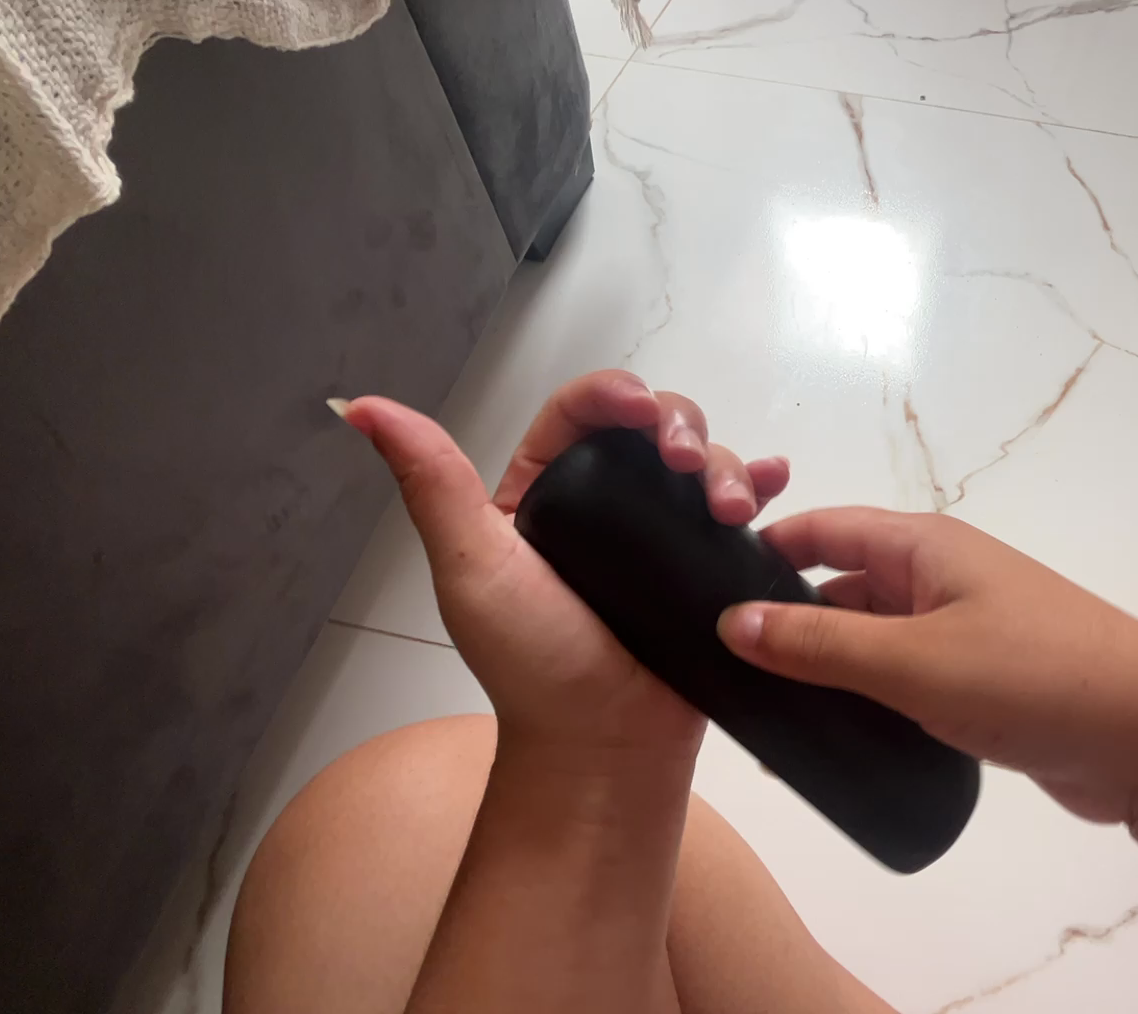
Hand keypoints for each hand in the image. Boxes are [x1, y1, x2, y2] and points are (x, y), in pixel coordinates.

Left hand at [337, 371, 790, 767]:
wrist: (608, 743)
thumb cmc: (534, 663)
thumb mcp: (474, 569)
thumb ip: (431, 485)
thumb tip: (363, 407)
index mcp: (546, 491)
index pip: (580, 415)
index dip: (613, 394)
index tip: (641, 410)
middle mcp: (608, 502)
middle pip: (653, 427)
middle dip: (681, 425)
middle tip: (688, 463)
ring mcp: (663, 532)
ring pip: (702, 461)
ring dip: (725, 463)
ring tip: (734, 504)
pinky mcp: (706, 560)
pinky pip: (738, 508)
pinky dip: (759, 485)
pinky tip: (774, 480)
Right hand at [717, 508, 1137, 823]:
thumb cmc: (1028, 675)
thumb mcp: (912, 660)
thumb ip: (819, 643)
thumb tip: (731, 620)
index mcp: (922, 546)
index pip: (823, 530)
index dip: (765, 550)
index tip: (706, 587)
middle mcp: (935, 577)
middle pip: (841, 586)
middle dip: (786, 621)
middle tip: (724, 669)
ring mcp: (957, 628)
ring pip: (868, 638)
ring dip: (823, 667)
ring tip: (761, 713)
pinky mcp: (972, 678)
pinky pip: (898, 676)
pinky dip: (862, 697)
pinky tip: (826, 737)